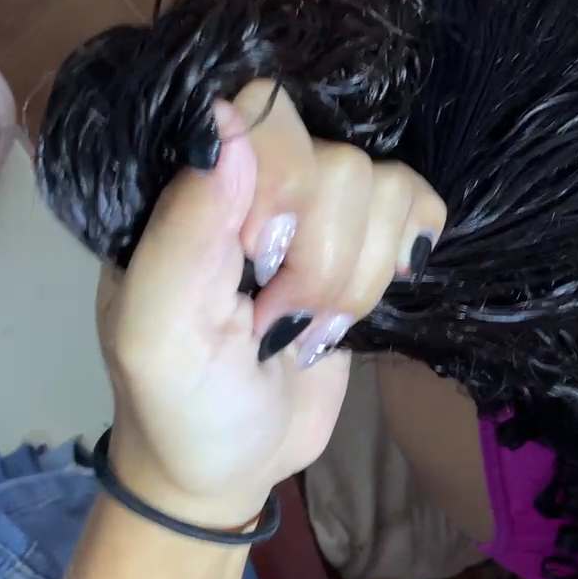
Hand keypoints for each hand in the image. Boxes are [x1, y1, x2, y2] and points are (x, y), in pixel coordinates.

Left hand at [93, 79, 446, 527]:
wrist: (238, 460)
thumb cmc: (183, 405)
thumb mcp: (157, 334)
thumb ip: (183, 229)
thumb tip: (227, 120)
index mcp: (198, 189)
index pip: (268, 118)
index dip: (284, 189)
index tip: (259, 260)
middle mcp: (266, 183)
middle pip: (343, 165)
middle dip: (322, 263)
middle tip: (280, 317)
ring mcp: (325, 211)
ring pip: (390, 189)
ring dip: (358, 279)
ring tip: (313, 325)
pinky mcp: (375, 239)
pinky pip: (421, 204)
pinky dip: (402, 254)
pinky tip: (369, 294)